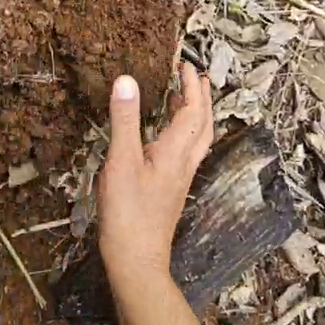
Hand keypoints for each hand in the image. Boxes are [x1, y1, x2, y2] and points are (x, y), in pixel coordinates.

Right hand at [97, 62, 212, 290]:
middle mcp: (184, 163)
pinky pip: (185, 150)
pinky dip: (182, 131)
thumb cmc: (128, 211)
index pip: (192, 111)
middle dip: (202, 98)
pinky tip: (163, 133)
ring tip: (182, 95)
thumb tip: (127, 79)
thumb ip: (124, 119)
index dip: (191, 87)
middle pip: (204, 125)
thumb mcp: (120, 160)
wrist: (136, 260)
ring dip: (195, 114)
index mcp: (175, 152)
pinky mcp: (171, 188)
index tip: (186, 64)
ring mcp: (179, 178)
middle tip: (195, 76)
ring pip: (197, 139)